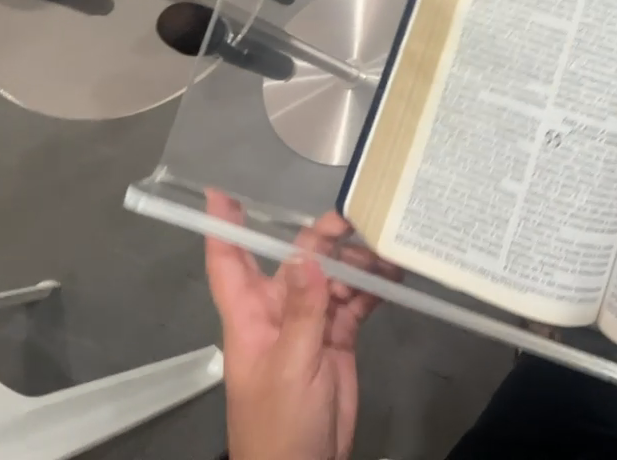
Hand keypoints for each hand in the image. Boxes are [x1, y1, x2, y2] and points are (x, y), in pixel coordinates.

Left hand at [204, 190, 398, 459]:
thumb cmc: (281, 424)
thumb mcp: (290, 367)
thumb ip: (302, 310)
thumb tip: (305, 256)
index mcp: (251, 317)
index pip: (229, 264)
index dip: (224, 228)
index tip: (221, 193)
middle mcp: (279, 312)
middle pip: (298, 260)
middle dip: (324, 238)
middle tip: (357, 222)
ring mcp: (311, 324)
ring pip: (333, 275)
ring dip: (358, 262)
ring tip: (387, 254)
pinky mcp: (338, 337)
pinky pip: (356, 300)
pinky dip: (375, 287)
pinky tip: (395, 276)